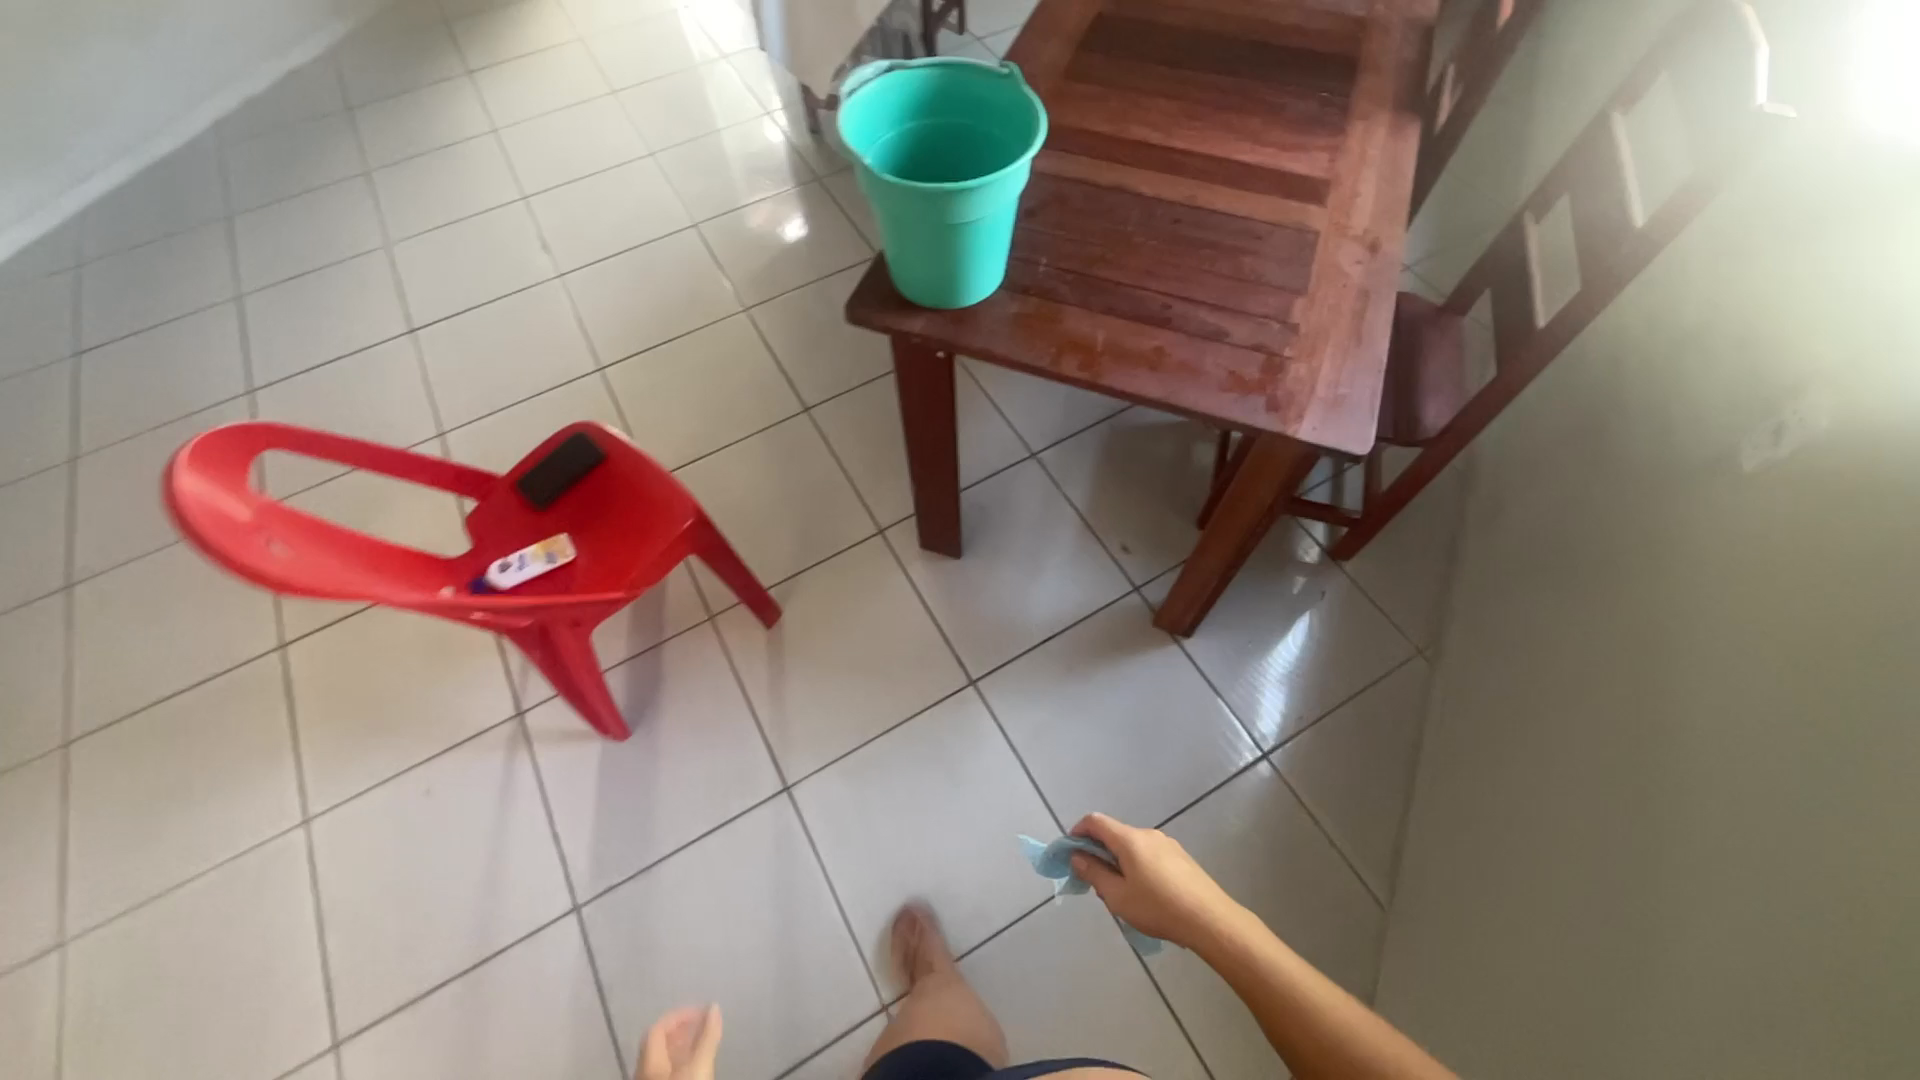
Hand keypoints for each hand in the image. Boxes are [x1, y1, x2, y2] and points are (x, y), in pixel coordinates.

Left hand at [638, 1005, 721, 1079]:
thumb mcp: (698, 1063)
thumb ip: (706, 1036)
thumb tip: (714, 1007)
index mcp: (649, 1059)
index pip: (658, 1028)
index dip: (678, 1015)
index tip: (700, 1010)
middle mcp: (643, 1071)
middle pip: (658, 1043)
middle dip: (680, 1029)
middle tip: (700, 1023)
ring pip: (662, 1059)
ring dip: (680, 1046)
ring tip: (700, 1041)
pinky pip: (666, 1071)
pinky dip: (680, 1061)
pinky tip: (694, 1063)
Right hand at [1069, 813, 1243, 949]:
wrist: (1211, 920)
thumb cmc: (1159, 908)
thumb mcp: (1118, 897)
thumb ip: (1094, 873)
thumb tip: (1077, 856)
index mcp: (1130, 839)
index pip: (1095, 821)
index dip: (1078, 831)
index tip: (1070, 852)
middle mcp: (1148, 834)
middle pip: (1115, 834)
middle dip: (1099, 853)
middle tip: (1096, 882)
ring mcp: (1168, 845)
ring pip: (1133, 847)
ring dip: (1119, 862)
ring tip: (1123, 894)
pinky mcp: (1181, 858)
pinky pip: (1150, 855)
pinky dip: (1138, 866)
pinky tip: (1147, 895)